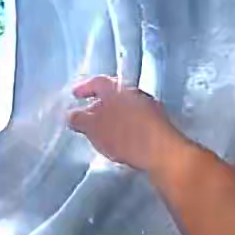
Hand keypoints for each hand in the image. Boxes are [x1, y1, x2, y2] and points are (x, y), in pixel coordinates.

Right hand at [66, 75, 194, 173]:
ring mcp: (148, 105)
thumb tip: (72, 114)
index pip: (97, 82)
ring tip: (101, 128)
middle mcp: (133, 92)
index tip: (74, 94)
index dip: (84, 87)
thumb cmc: (124, 136)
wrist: (162, 151)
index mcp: (116, 88)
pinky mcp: (157, 120)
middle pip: (111, 93)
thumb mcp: (94, 129)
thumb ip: (79, 120)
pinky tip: (119, 136)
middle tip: (86, 114)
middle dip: (97, 103)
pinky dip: (123, 122)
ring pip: (123, 105)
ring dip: (111, 114)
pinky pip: (134, 116)